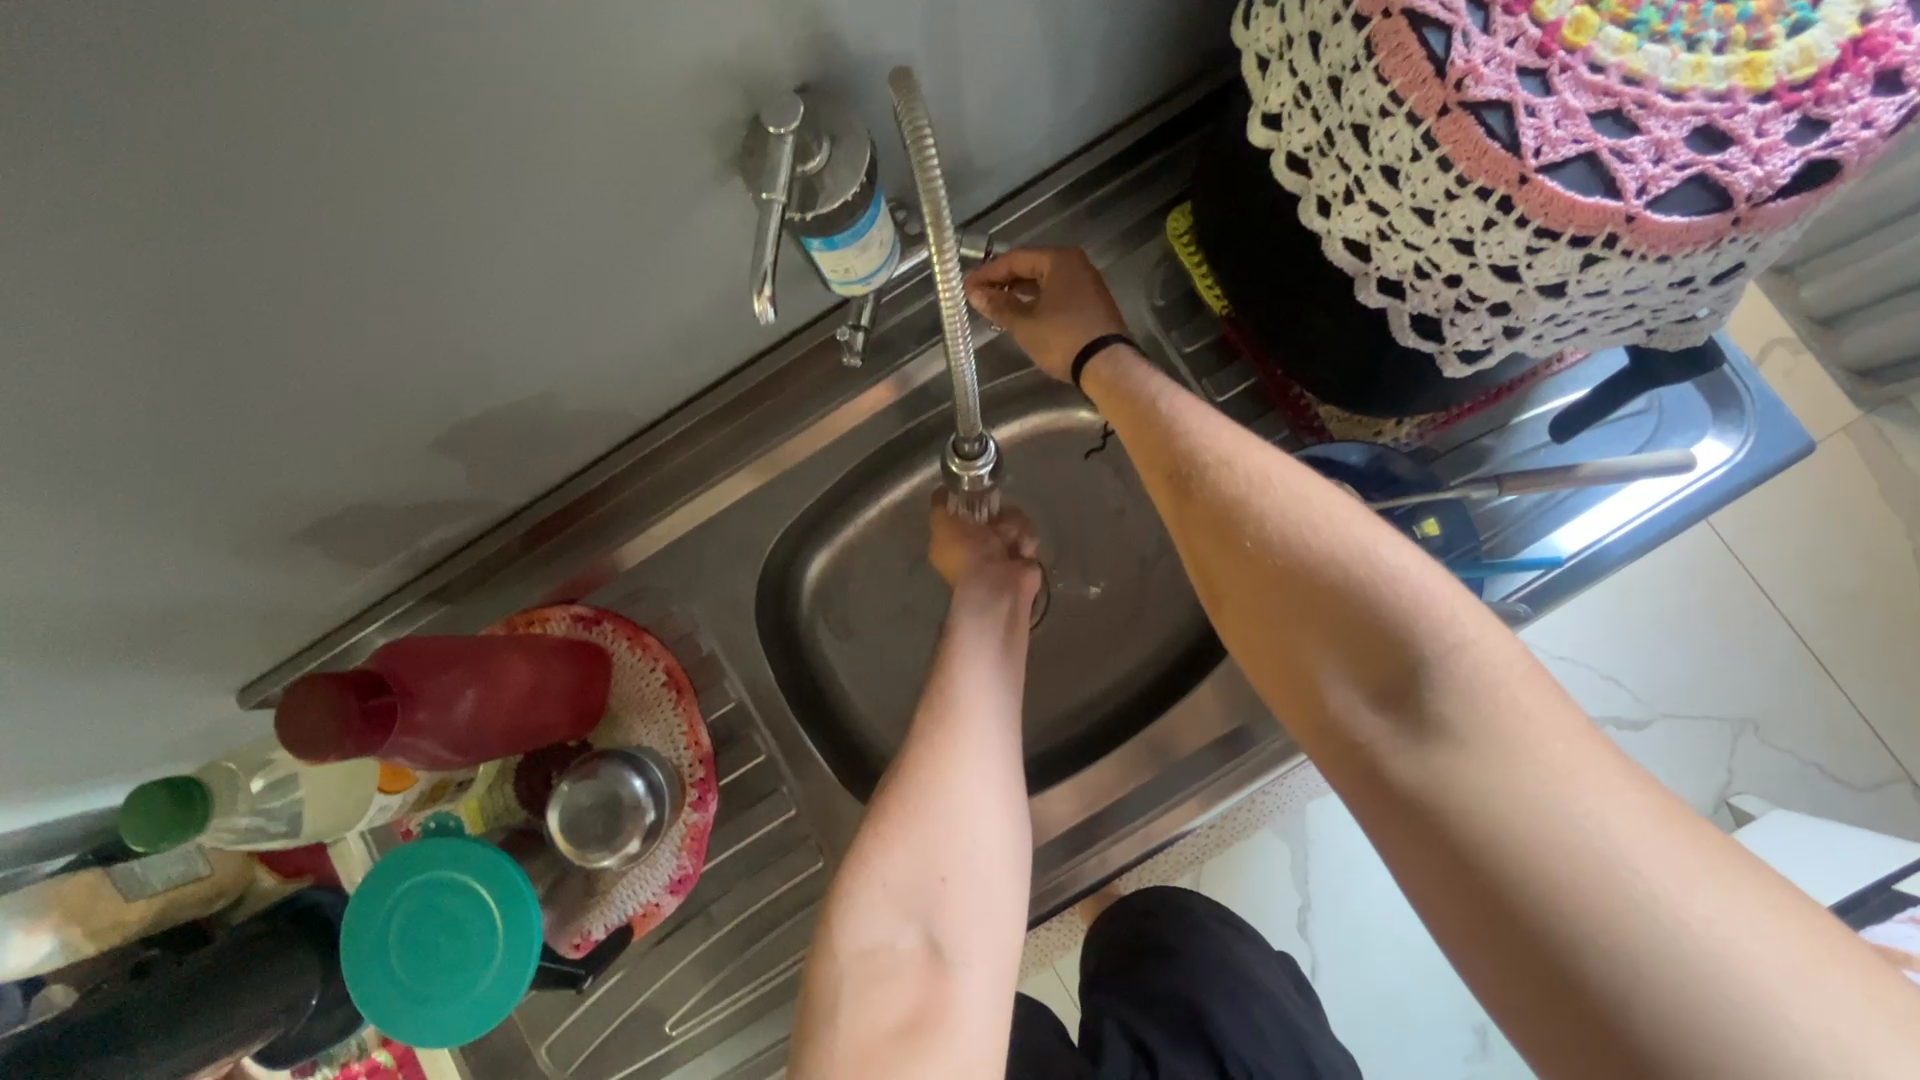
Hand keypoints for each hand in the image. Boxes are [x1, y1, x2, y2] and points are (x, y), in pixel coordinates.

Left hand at [927, 490, 1041, 595]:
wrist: (997, 586)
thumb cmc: (965, 555)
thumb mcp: (942, 526)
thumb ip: (939, 506)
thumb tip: (941, 489)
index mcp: (954, 536)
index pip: (963, 507)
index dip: (969, 496)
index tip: (975, 490)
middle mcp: (977, 541)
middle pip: (992, 506)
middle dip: (995, 511)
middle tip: (992, 523)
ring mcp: (1002, 546)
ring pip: (1012, 516)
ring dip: (1012, 527)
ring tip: (1007, 543)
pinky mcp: (1024, 552)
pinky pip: (1028, 532)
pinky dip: (1025, 540)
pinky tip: (1020, 552)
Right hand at [964, 247, 1129, 382]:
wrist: (1107, 366)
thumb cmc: (1063, 339)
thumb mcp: (1024, 324)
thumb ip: (998, 305)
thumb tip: (974, 293)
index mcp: (1059, 260)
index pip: (1014, 258)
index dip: (988, 273)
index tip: (967, 287)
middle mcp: (1075, 265)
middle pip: (1031, 266)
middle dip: (1003, 282)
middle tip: (979, 296)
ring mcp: (1086, 284)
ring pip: (1044, 281)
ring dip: (1019, 292)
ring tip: (995, 306)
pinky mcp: (1091, 304)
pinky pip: (1057, 294)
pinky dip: (1037, 301)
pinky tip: (1021, 314)